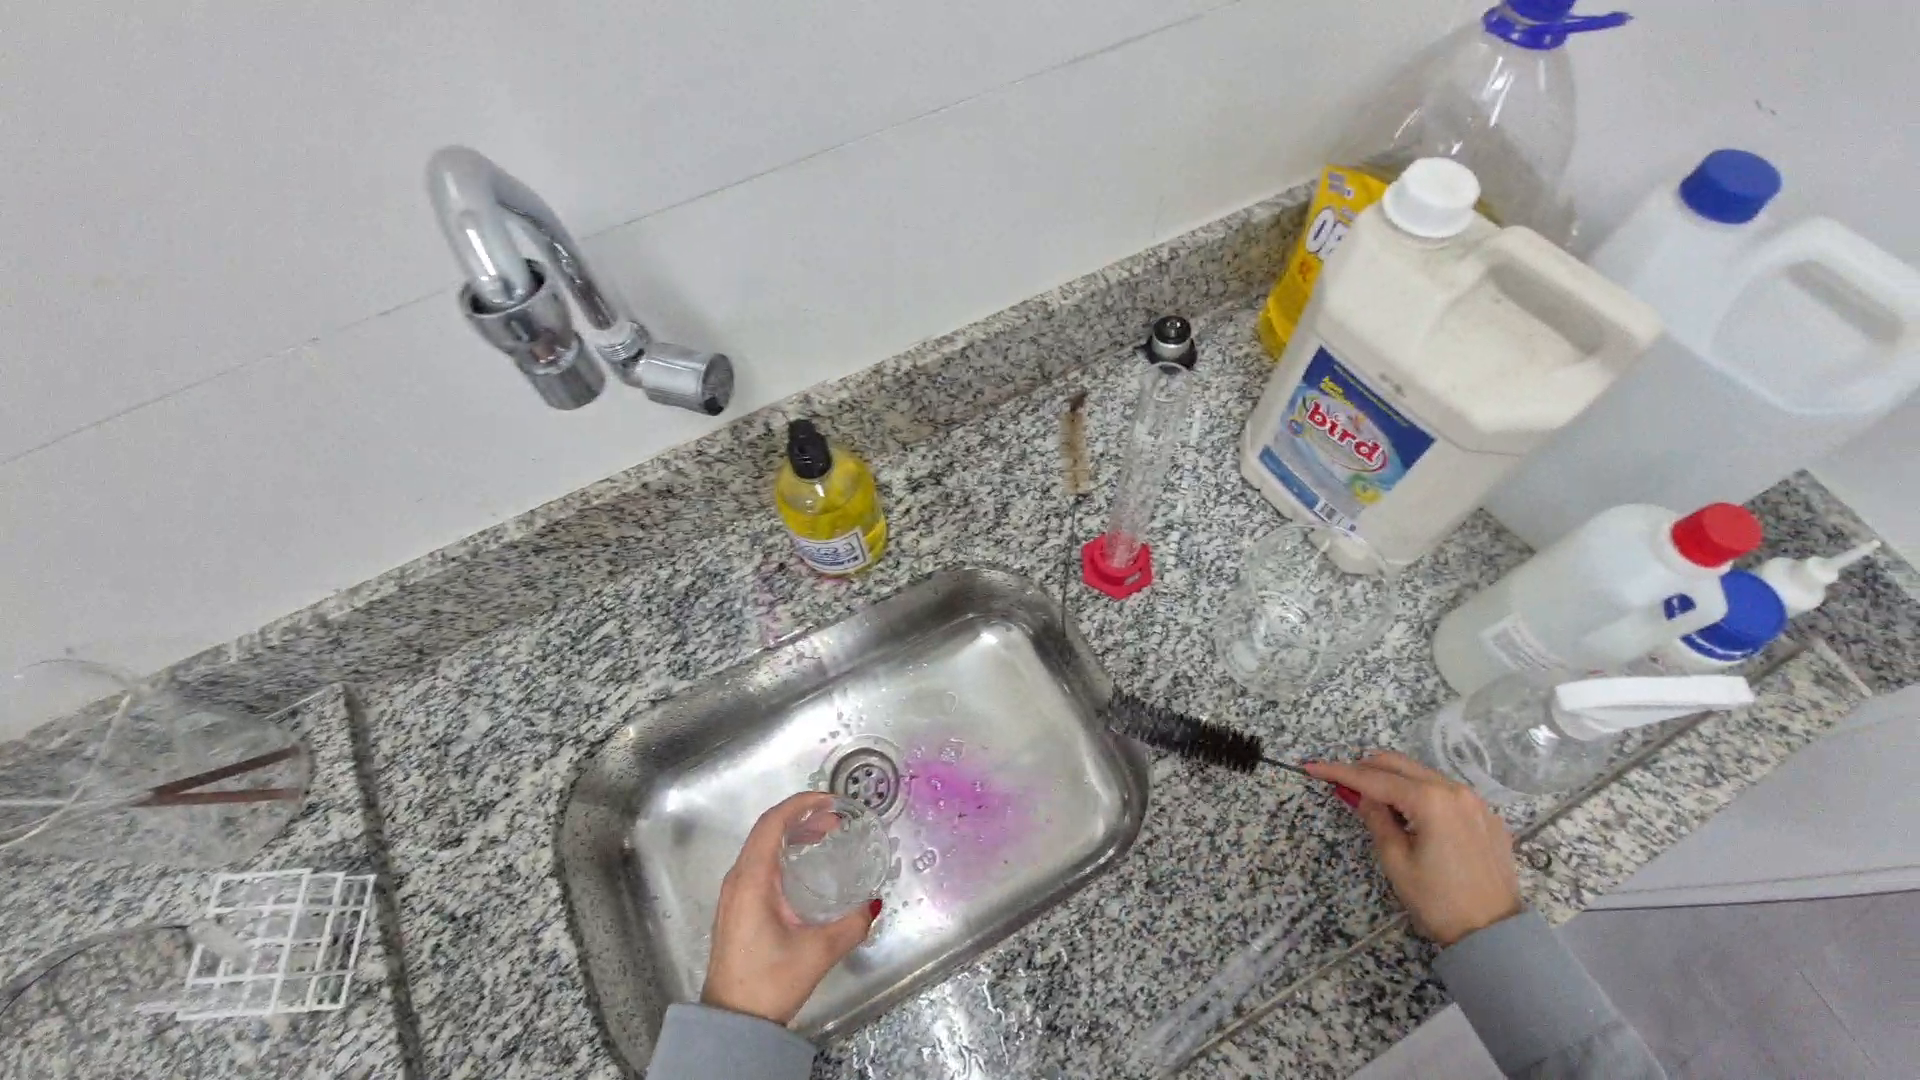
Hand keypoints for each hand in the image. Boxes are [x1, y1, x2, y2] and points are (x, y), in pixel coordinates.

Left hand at [702, 792, 880, 1024]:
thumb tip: (872, 905)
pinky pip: (759, 863)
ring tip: (825, 837)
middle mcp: (738, 879)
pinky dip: (783, 852)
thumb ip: (850, 925)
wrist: (732, 1025)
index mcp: (752, 880)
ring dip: (792, 834)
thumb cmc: (769, 982)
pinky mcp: (736, 907)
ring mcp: (734, 893)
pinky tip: (805, 866)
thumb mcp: (818, 952)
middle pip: (767, 830)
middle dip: (802, 816)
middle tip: (836, 820)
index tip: (830, 800)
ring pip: (762, 846)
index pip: (773, 823)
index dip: (801, 803)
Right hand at [1303, 751, 1521, 946]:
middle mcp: (1455, 790)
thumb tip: (1364, 796)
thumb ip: (1375, 818)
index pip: (1373, 778)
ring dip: (1392, 779)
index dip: (1338, 771)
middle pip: (1398, 764)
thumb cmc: (1438, 901)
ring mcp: (1475, 802)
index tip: (1312, 767)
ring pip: (1421, 773)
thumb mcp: (1395, 860)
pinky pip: (1443, 791)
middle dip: (1365, 768)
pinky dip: (1419, 792)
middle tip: (1341, 782)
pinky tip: (1409, 814)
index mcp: (1431, 801)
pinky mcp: (1486, 816)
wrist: (1496, 936)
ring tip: (1372, 800)